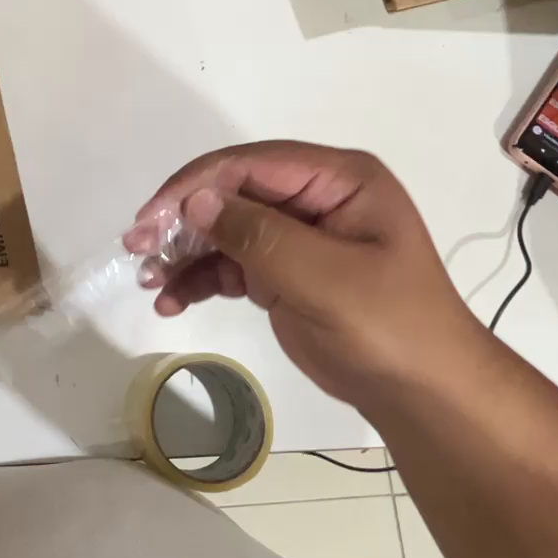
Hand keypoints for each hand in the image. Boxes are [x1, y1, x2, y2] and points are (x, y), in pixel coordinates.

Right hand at [125, 141, 494, 402]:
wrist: (420, 393)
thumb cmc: (389, 326)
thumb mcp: (325, 278)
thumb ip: (258, 234)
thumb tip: (195, 201)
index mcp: (337, 180)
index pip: (250, 165)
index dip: (195, 185)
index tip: (152, 219)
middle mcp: (313, 198)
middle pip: (230, 194)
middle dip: (181, 220)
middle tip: (137, 248)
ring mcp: (295, 236)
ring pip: (222, 229)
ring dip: (183, 253)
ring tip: (149, 281)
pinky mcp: (280, 272)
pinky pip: (228, 264)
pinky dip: (198, 280)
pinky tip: (172, 300)